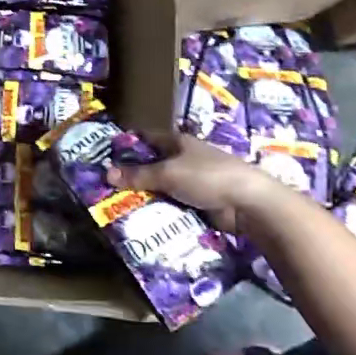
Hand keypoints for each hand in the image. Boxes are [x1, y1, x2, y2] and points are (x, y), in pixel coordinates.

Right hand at [109, 135, 287, 233]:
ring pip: (163, 186)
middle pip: (154, 164)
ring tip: (122, 205)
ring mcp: (195, 180)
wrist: (249, 203)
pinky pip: (175, 203)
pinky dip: (163, 209)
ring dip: (148, 195)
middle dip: (134, 175)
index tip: (107, 156)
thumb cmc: (207, 176)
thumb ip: (138, 175)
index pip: (147, 137)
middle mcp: (185, 157)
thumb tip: (106, 173)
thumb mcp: (168, 174)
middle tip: (109, 187)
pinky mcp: (202, 200)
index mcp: (178, 141)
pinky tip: (146, 217)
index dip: (128, 144)